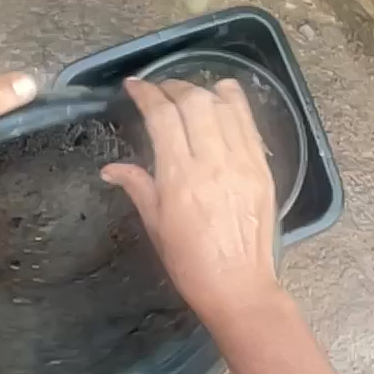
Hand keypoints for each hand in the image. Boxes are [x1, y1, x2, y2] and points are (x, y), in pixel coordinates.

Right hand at [102, 78, 281, 326]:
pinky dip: (234, 103)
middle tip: (159, 90)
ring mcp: (243, 163)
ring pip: (224, 107)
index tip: (134, 86)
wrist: (239, 286)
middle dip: (172, 87)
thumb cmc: (191, 263)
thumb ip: (137, 187)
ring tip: (187, 93)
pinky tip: (222, 95)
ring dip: (202, 90)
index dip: (146, 94)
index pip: (162, 117)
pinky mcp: (263, 169)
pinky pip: (249, 124)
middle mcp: (214, 163)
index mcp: (181, 178)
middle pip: (194, 103)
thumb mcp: (156, 226)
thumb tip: (110, 168)